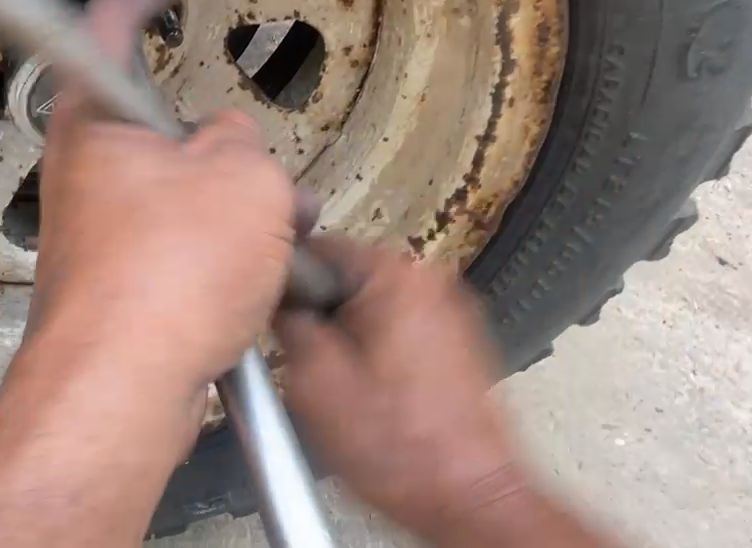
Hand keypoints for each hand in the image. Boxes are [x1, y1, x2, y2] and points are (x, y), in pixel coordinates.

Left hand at [29, 0, 301, 397]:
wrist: (122, 387)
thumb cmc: (166, 274)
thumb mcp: (242, 177)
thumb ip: (243, 138)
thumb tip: (230, 145)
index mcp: (95, 118)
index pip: (105, 27)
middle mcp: (85, 165)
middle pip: (163, 125)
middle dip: (226, 145)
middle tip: (266, 171)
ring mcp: (97, 222)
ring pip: (179, 188)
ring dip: (234, 204)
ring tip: (282, 237)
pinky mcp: (117, 274)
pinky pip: (176, 240)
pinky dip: (218, 248)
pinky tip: (258, 278)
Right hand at [275, 238, 523, 538]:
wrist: (473, 505)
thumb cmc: (405, 451)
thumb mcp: (316, 383)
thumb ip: (288, 323)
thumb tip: (277, 300)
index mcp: (394, 275)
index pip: (316, 246)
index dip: (287, 281)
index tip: (281, 314)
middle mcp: (429, 279)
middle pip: (344, 273)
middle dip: (321, 310)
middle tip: (312, 358)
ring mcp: (451, 309)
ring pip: (370, 300)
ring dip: (349, 329)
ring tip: (346, 380)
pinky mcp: (459, 339)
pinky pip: (399, 323)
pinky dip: (378, 345)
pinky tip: (374, 389)